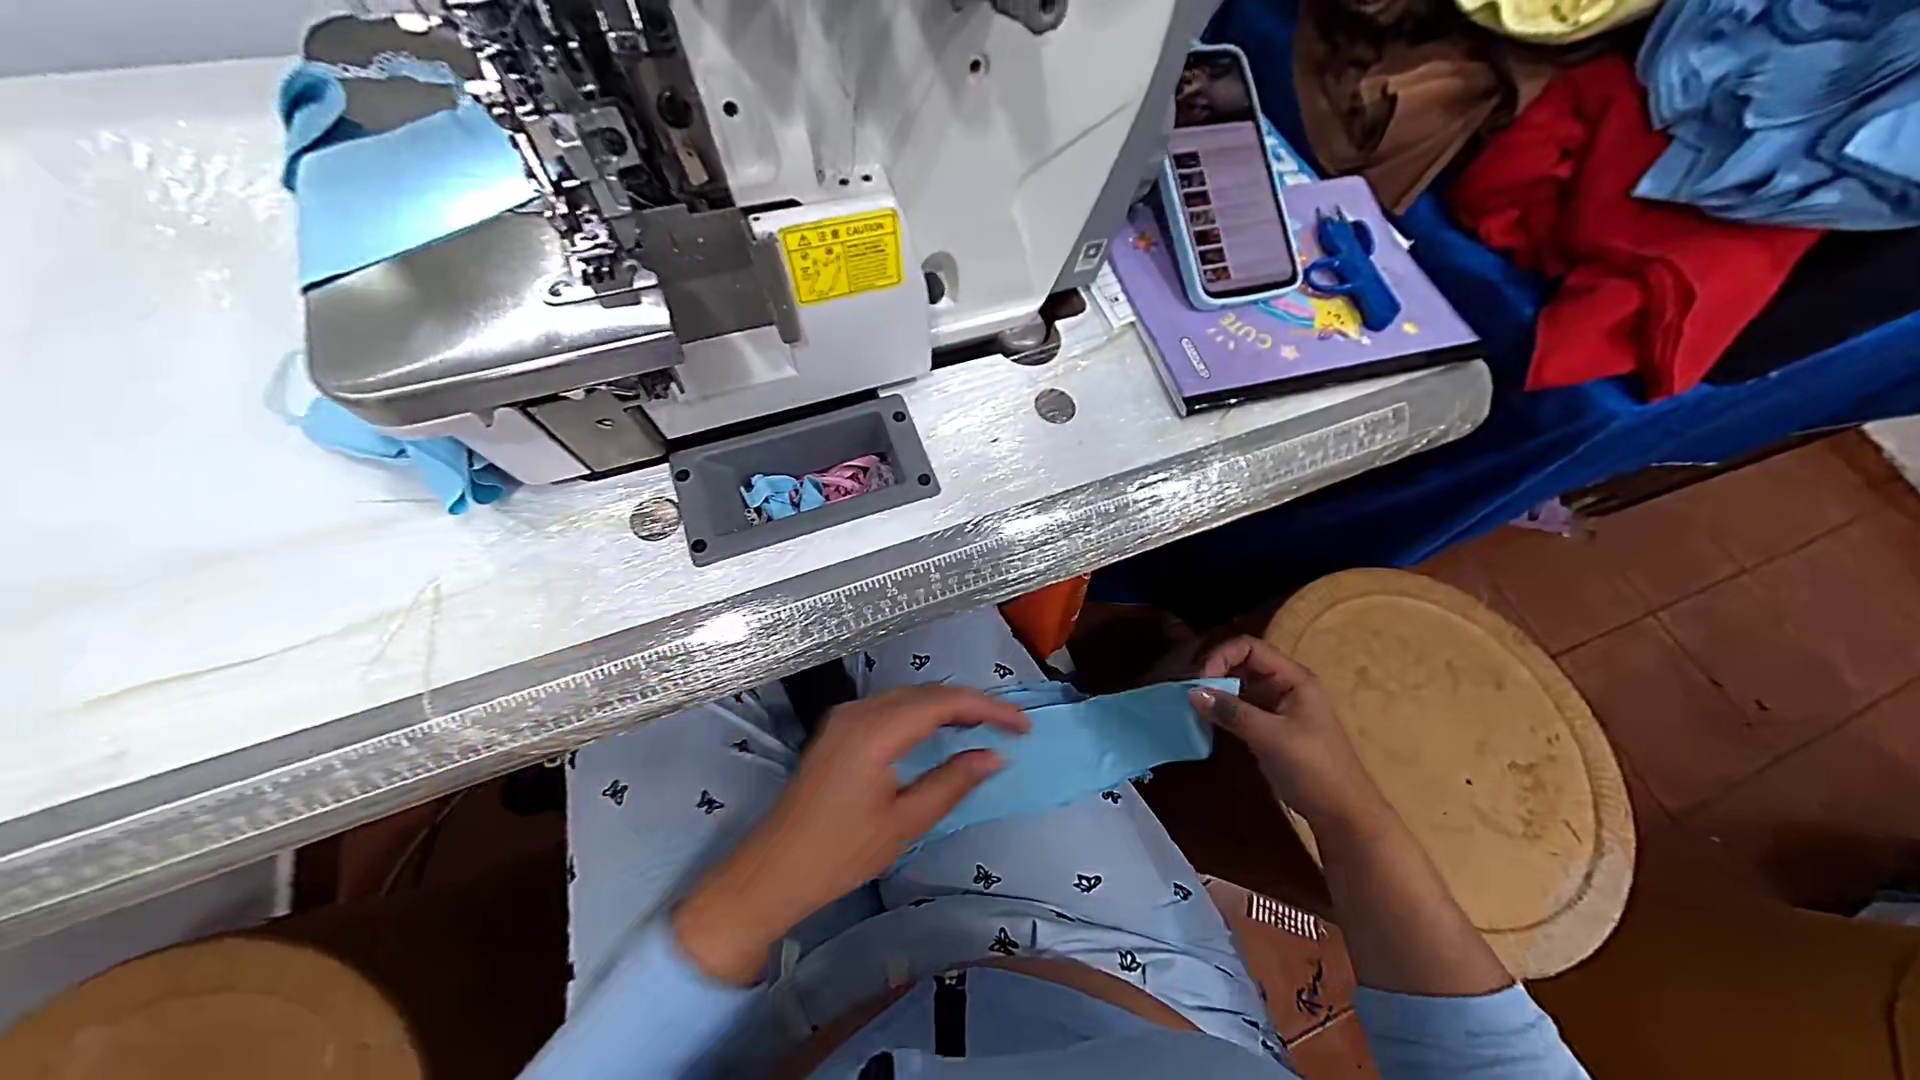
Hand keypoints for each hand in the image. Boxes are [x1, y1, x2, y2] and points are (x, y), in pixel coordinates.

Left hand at [673, 685, 1028, 982]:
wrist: (773, 870)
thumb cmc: (839, 854)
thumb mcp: (904, 823)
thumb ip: (952, 782)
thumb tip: (993, 756)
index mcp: (875, 731)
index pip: (944, 703)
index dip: (988, 708)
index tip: (1021, 725)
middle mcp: (858, 712)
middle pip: (926, 693)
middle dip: (971, 704)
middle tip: (1008, 726)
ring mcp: (844, 718)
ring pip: (908, 697)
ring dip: (947, 707)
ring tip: (983, 726)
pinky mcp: (838, 729)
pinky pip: (890, 707)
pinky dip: (921, 714)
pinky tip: (939, 730)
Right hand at [1191, 636, 1388, 833]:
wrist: (1343, 814)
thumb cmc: (1314, 769)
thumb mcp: (1271, 737)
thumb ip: (1231, 711)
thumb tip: (1192, 692)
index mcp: (1293, 678)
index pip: (1249, 648)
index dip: (1222, 657)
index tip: (1201, 681)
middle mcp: (1284, 686)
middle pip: (1242, 664)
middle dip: (1215, 673)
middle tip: (1191, 694)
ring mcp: (1277, 707)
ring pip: (1238, 686)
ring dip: (1215, 693)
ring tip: (1193, 706)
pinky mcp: (1269, 728)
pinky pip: (1239, 708)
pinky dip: (1221, 710)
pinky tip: (1206, 721)